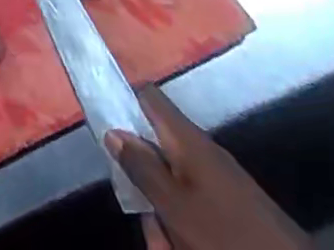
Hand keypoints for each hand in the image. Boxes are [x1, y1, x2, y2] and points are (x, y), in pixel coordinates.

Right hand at [107, 88, 312, 249]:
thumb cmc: (227, 237)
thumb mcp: (173, 205)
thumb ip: (140, 165)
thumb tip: (113, 130)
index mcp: (188, 140)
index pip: (148, 97)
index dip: (121, 97)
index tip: (99, 112)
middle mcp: (204, 151)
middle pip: (155, 143)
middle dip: (139, 171)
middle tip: (135, 200)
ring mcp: (221, 177)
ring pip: (171, 177)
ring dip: (159, 203)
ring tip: (165, 238)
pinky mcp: (233, 202)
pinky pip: (192, 198)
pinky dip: (181, 217)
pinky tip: (182, 242)